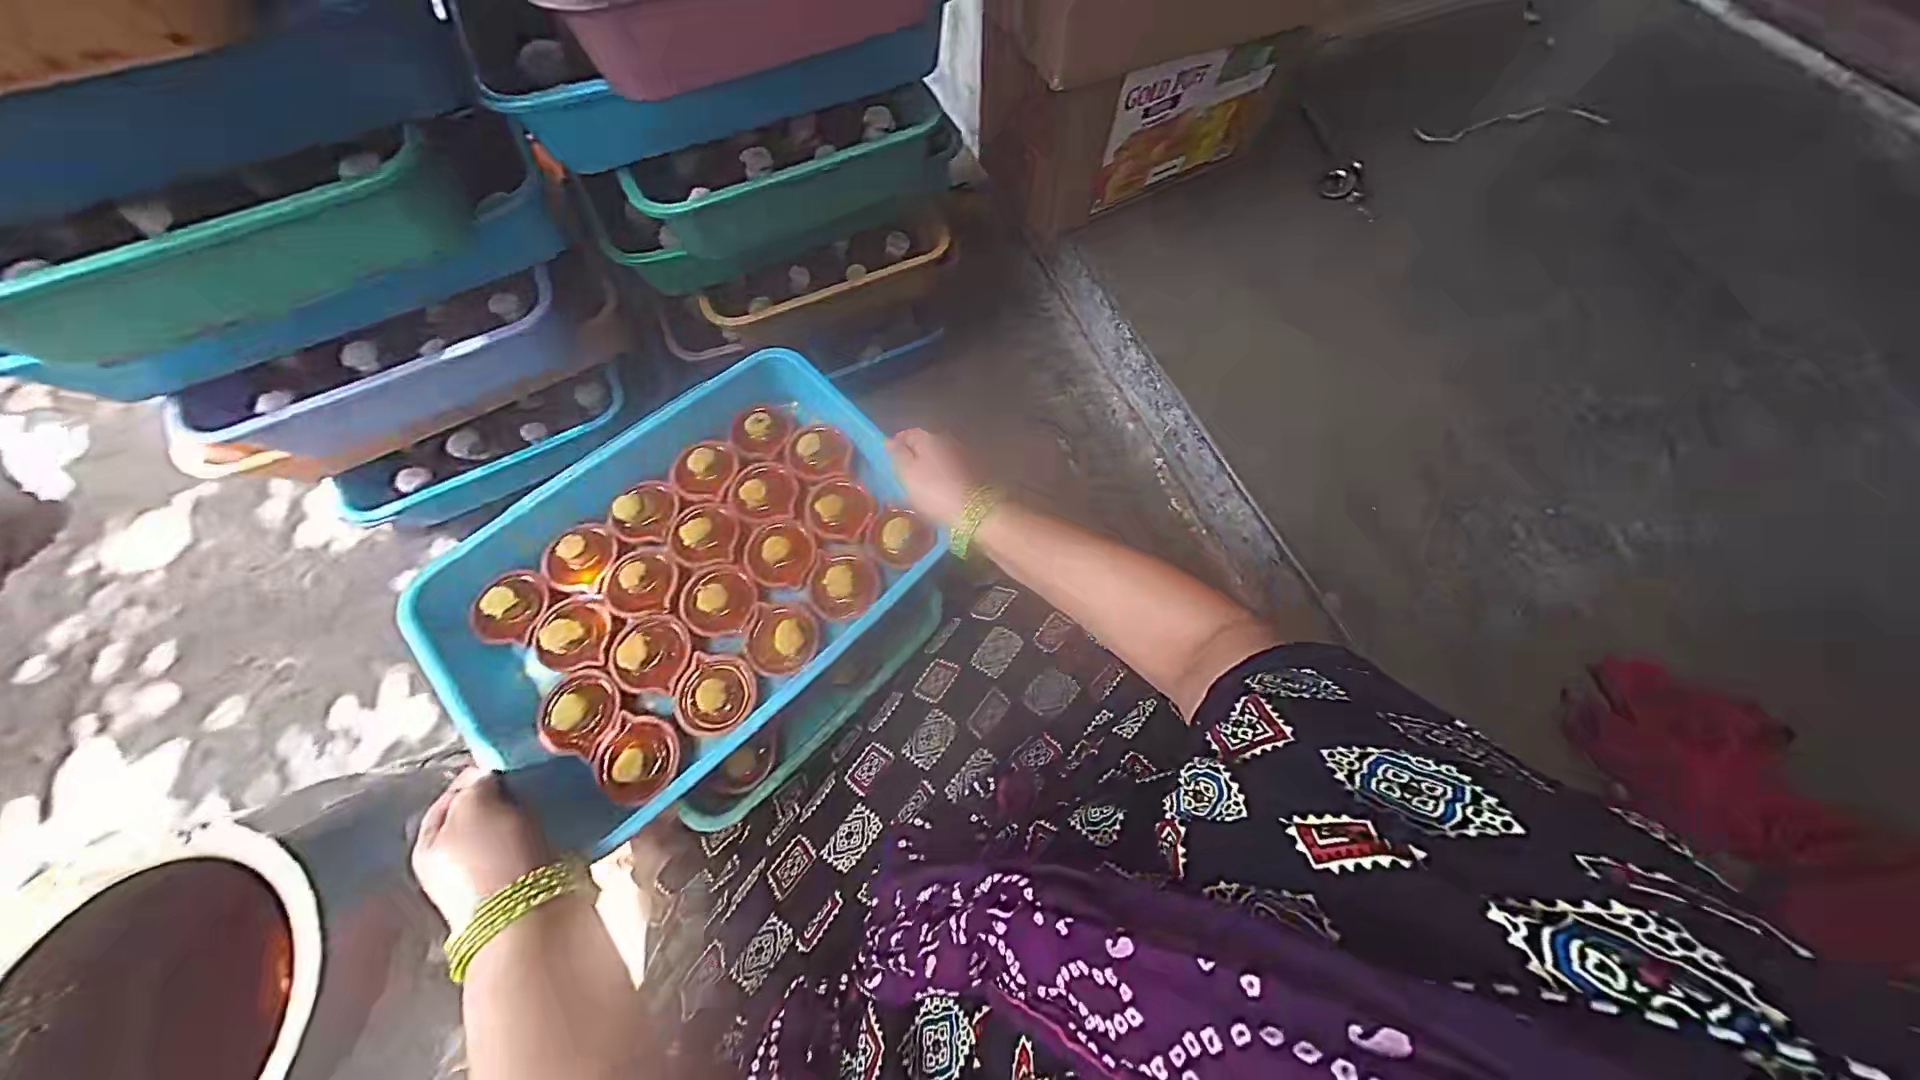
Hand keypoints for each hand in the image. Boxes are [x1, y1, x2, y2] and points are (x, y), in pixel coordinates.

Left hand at [411, 767, 552, 929]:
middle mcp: (448, 864)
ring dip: (523, 813)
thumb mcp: (475, 808)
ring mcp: (482, 878)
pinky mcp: (516, 886)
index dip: (478, 774)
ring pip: (506, 829)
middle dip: (503, 795)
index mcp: (427, 845)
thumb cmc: (493, 856)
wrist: (528, 911)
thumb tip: (485, 776)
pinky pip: (527, 845)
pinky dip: (539, 831)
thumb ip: (475, 785)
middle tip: (529, 778)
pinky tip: (553, 822)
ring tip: (546, 797)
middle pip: (480, 814)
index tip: (508, 761)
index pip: (451, 796)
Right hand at [886, 428, 976, 526]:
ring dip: (929, 466)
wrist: (976, 513)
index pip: (909, 433)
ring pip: (939, 457)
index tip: (888, 457)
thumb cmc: (935, 492)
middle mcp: (949, 441)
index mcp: (930, 438)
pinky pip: (951, 469)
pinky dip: (942, 475)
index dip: (897, 443)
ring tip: (919, 483)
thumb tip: (889, 441)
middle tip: (903, 471)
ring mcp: (965, 456)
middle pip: (926, 444)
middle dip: (914, 454)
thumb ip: (897, 455)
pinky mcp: (976, 473)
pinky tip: (938, 488)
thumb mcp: (908, 474)